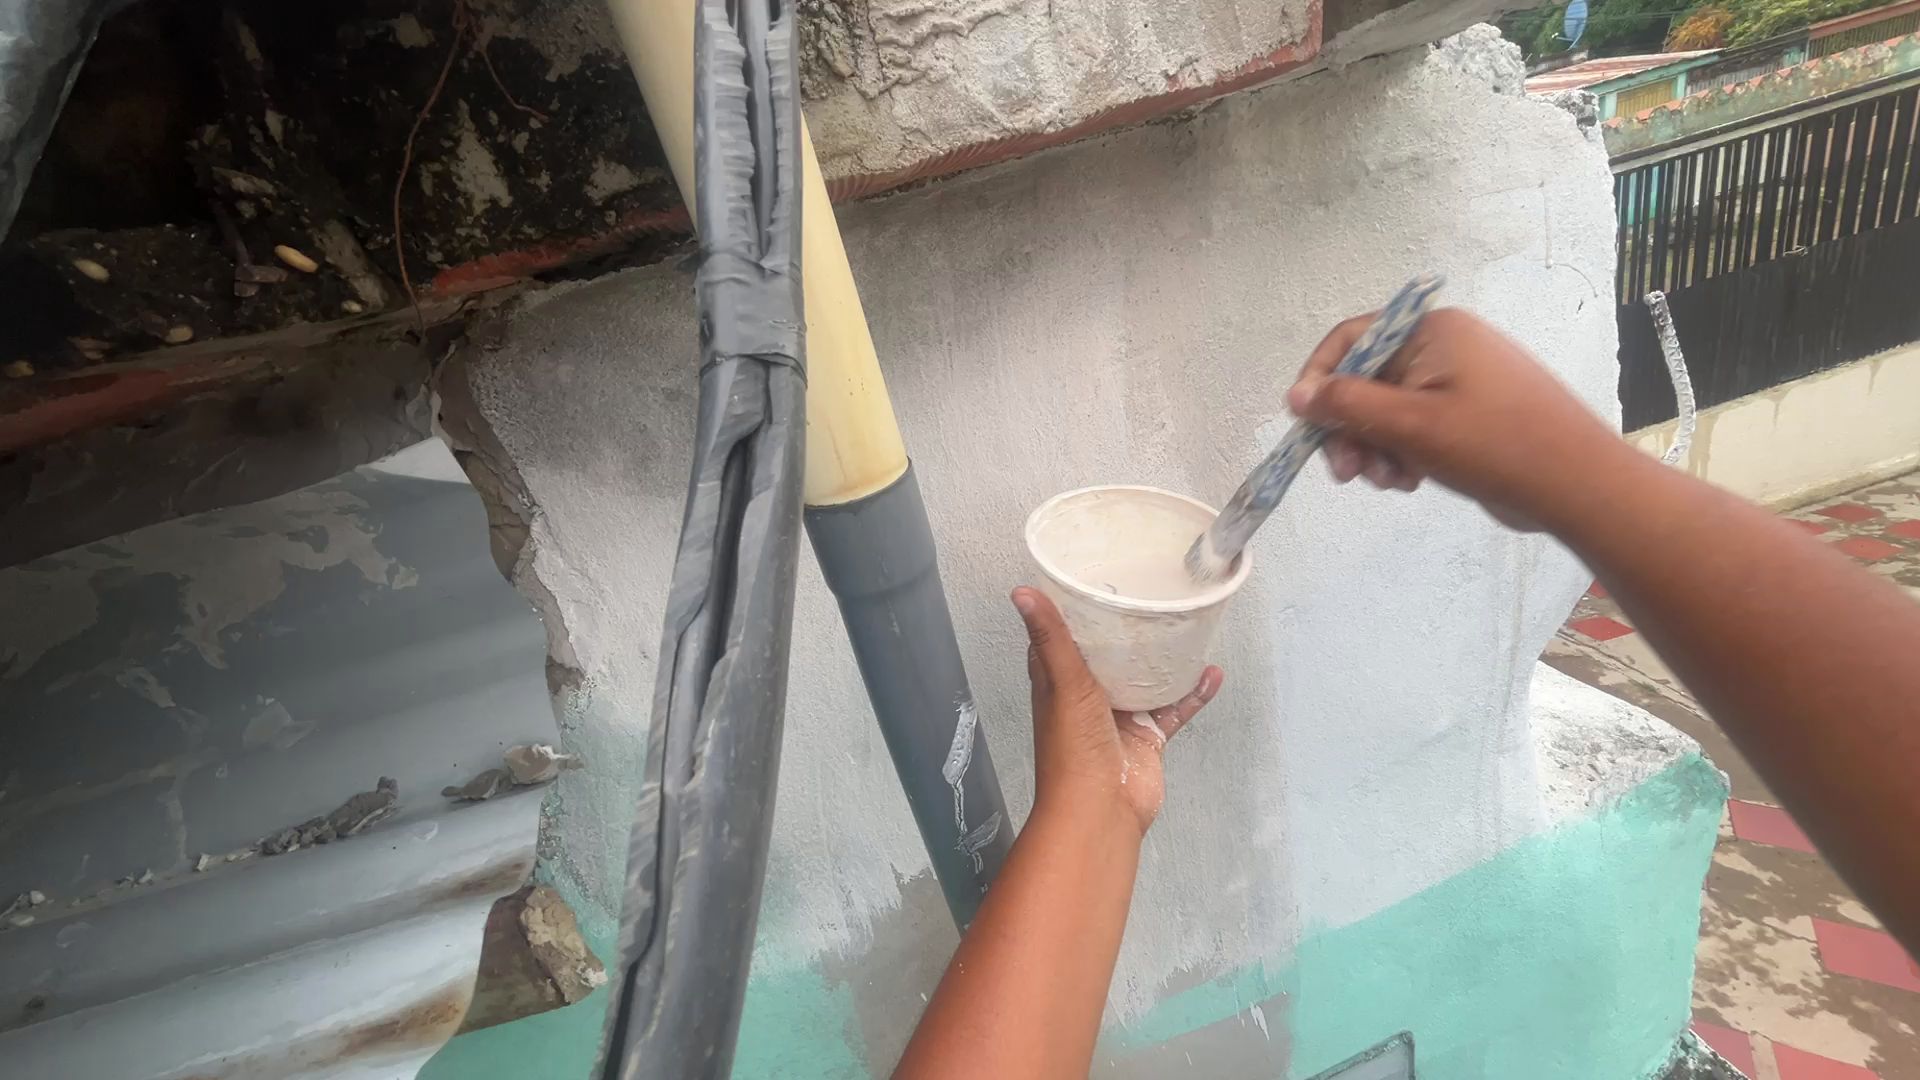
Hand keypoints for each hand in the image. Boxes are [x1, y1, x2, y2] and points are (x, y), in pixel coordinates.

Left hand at [1012, 586, 1222, 834]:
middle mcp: (1086, 695)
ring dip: (1161, 658)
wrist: (1102, 809)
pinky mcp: (1147, 736)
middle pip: (1106, 655)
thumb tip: (1020, 591)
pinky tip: (1212, 673)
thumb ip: (1050, 636)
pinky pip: (1173, 708)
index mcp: (1057, 680)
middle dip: (1123, 630)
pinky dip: (1191, 693)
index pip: (1059, 636)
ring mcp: (1119, 715)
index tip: (1088, 579)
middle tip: (1146, 593)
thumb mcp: (1063, 680)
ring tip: (1185, 625)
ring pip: (1143, 678)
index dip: (1069, 610)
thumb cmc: (1073, 746)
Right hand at [1287, 307, 1627, 531]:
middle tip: (1344, 473)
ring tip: (1387, 481)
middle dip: (1347, 429)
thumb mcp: (1408, 423)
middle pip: (1361, 382)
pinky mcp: (1461, 413)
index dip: (1318, 379)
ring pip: (1380, 410)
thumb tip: (1294, 395)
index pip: (1349, 340)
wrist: (1576, 486)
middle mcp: (1440, 347)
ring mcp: (1453, 380)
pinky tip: (1407, 480)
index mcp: (1431, 332)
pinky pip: (1406, 427)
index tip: (1305, 423)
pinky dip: (1396, 454)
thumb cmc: (1493, 444)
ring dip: (1371, 448)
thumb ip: (1345, 404)